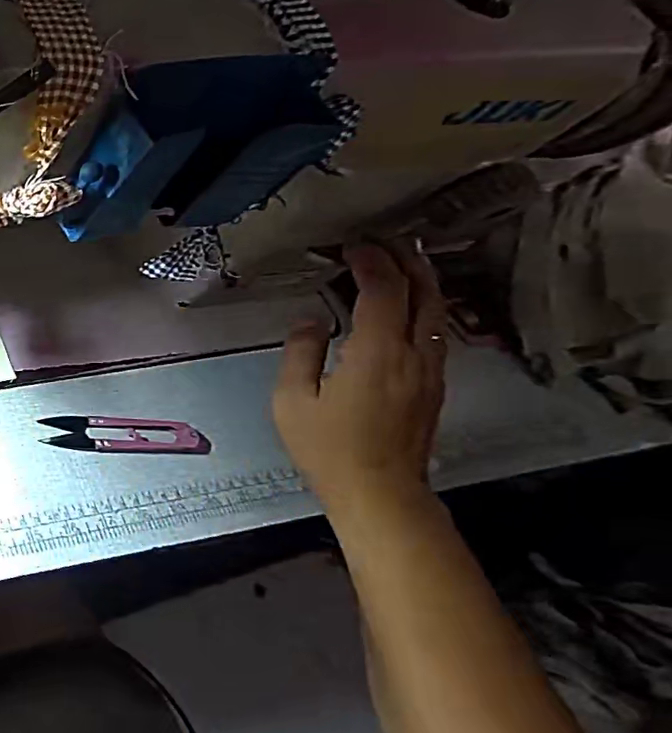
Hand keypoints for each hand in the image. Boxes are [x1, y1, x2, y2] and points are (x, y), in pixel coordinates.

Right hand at [273, 241, 447, 520]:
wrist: (379, 490)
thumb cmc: (326, 446)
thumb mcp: (293, 399)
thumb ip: (301, 354)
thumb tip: (312, 323)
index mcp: (378, 355)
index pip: (384, 294)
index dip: (372, 264)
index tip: (353, 246)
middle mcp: (416, 357)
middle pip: (425, 297)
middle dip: (408, 263)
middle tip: (385, 242)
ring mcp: (431, 372)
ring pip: (438, 313)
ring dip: (421, 283)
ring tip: (400, 263)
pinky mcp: (432, 385)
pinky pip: (435, 332)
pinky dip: (422, 307)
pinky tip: (405, 306)